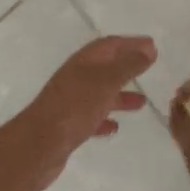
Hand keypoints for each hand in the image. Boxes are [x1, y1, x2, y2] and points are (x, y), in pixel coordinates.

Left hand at [14, 36, 155, 185]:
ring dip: (120, 95)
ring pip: (101, 93)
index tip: (151, 45)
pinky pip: (92, 117)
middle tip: (149, 68)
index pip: (111, 45)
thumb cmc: (75, 108)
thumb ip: (129, 65)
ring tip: (141, 103)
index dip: (131, 43)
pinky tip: (115, 127)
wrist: (37, 147)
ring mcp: (71, 102)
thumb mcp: (107, 82)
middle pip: (106, 67)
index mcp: (84, 62)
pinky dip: (105, 118)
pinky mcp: (68, 126)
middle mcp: (76, 78)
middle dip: (127, 66)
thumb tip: (149, 48)